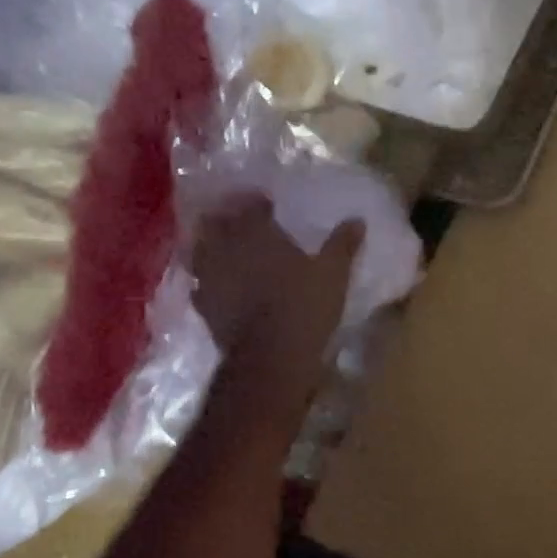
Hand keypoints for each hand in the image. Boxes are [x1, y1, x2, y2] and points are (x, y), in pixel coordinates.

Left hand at [192, 196, 361, 401]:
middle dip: (226, 218)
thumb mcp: (333, 273)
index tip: (266, 202)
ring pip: (200, 251)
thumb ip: (342, 245)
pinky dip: (206, 279)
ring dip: (210, 245)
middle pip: (216, 224)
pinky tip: (216, 283)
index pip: (250, 206)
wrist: (271, 356)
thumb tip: (357, 220)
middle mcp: (227, 249)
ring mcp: (210, 278)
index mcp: (258, 234)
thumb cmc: (305, 306)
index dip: (256, 202)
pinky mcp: (204, 307)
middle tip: (239, 220)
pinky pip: (199, 284)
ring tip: (224, 247)